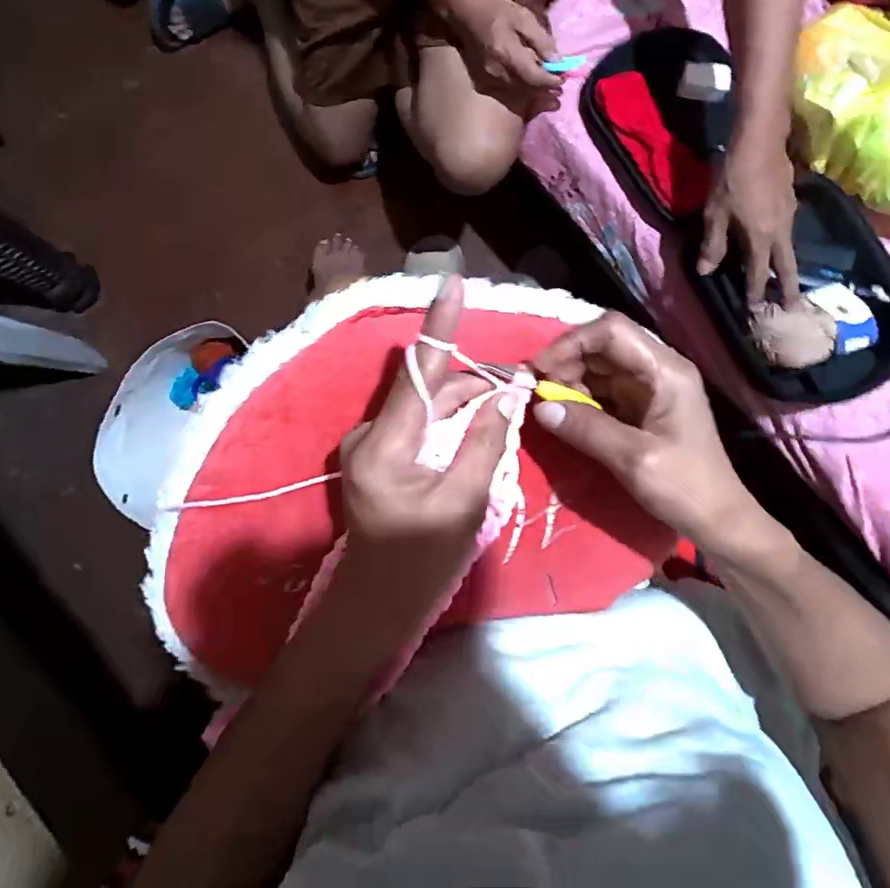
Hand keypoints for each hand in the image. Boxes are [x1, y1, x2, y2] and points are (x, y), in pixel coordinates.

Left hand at [334, 276, 511, 602]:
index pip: (419, 372)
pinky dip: (452, 424)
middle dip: (474, 383)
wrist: (377, 606)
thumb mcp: (464, 500)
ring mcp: (371, 446)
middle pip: (430, 390)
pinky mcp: (379, 458)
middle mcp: (370, 434)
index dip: (439, 325)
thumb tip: (510, 391)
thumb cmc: (422, 561)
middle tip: (519, 387)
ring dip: (466, 405)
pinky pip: (421, 427)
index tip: (452, 283)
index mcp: (385, 444)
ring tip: (505, 411)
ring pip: (428, 408)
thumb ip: (486, 439)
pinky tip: (479, 433)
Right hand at [445, 0, 563, 107]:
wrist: (463, 13)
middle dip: (546, 93)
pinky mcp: (482, 84)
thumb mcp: (523, 17)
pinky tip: (530, 94)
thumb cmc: (495, 10)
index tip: (563, 78)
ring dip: (535, 98)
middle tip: (560, 92)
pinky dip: (521, 97)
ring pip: (517, 97)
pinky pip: (506, 96)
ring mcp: (488, 81)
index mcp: (507, 54)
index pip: (535, 77)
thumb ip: (542, 41)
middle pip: (527, 91)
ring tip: (550, 97)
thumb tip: (559, 61)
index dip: (551, 81)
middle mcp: (497, 73)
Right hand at [529, 313, 783, 562]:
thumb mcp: (633, 459)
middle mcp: (658, 369)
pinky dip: (581, 398)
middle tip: (539, 391)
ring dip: (570, 380)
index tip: (540, 369)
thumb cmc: (684, 486)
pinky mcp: (642, 408)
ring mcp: (650, 388)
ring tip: (548, 405)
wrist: (717, 520)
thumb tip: (540, 407)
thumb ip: (586, 429)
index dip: (571, 342)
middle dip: (567, 362)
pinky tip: (565, 415)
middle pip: (604, 345)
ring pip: (600, 367)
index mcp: (666, 370)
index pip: (612, 331)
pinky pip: (604, 390)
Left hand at [698, 138, 799, 306]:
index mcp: (762, 237)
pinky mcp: (792, 200)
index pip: (759, 273)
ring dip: (789, 267)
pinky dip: (785, 245)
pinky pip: (789, 231)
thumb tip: (706, 272)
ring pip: (791, 248)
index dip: (756, 292)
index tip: (756, 310)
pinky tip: (778, 243)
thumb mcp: (715, 213)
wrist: (761, 140)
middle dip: (789, 288)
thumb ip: (713, 243)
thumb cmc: (733, 177)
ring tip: (786, 280)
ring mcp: (791, 214)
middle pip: (787, 265)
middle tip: (792, 307)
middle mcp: (782, 230)